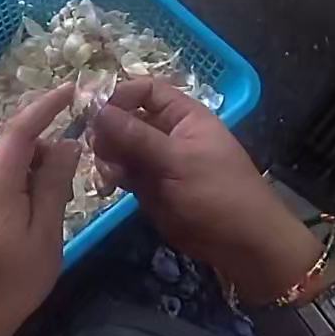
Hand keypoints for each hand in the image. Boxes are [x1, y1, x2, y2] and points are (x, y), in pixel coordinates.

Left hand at [0, 84, 80, 335]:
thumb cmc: (14, 280)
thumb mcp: (46, 233)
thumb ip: (54, 184)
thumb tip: (66, 143)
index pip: (21, 129)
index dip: (46, 105)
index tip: (72, 91)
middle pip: (18, 147)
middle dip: (48, 153)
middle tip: (71, 186)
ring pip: (11, 165)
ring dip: (36, 173)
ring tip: (53, 212)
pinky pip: (1, 181)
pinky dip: (23, 185)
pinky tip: (34, 216)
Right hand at [89, 79, 317, 299]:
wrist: (238, 244)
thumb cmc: (218, 193)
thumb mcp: (178, 160)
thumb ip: (137, 136)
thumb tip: (98, 111)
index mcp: (182, 116)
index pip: (145, 90)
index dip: (120, 95)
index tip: (96, 112)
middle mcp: (166, 133)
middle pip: (125, 117)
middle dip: (108, 130)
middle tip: (96, 148)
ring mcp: (155, 160)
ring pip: (118, 146)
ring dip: (106, 156)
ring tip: (108, 173)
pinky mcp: (146, 185)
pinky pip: (120, 171)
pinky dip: (110, 175)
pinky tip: (107, 186)